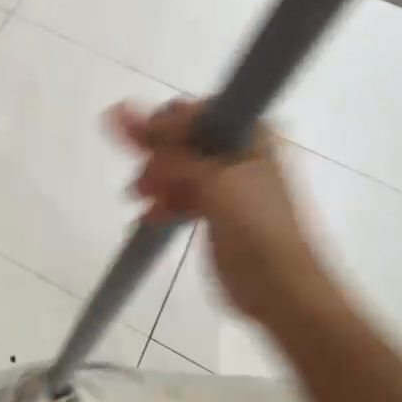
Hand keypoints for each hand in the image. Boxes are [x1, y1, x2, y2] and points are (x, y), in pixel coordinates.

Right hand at [109, 99, 339, 325]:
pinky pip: (181, 192)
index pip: (195, 113)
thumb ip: (166, 149)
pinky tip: (150, 215)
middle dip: (156, 156)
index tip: (140, 146)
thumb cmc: (256, 227)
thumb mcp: (212, 181)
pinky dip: (164, 201)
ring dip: (156, 179)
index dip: (164, 125)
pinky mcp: (217, 209)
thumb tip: (118, 109)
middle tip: (141, 179)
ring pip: (178, 167)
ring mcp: (228, 180)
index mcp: (251, 133)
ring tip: (139, 198)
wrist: (283, 291)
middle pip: (183, 139)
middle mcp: (240, 150)